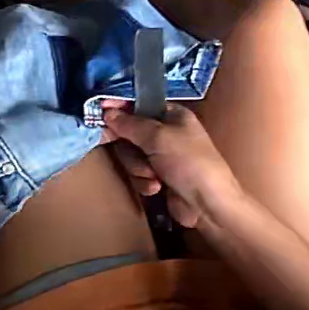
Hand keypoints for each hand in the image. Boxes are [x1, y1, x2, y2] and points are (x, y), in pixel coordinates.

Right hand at [99, 102, 245, 228]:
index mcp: (172, 115)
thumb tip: (107, 113)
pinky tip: (157, 188)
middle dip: (131, 149)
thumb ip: (130, 124)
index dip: (120, 109)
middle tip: (135, 154)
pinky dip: (145, 182)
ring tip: (154, 176)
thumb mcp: (158, 137)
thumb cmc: (188, 162)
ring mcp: (162, 157)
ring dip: (139, 169)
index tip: (100, 113)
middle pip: (129, 133)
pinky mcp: (159, 177)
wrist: (207, 204)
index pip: (139, 105)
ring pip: (131, 156)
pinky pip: (138, 174)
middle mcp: (166, 133)